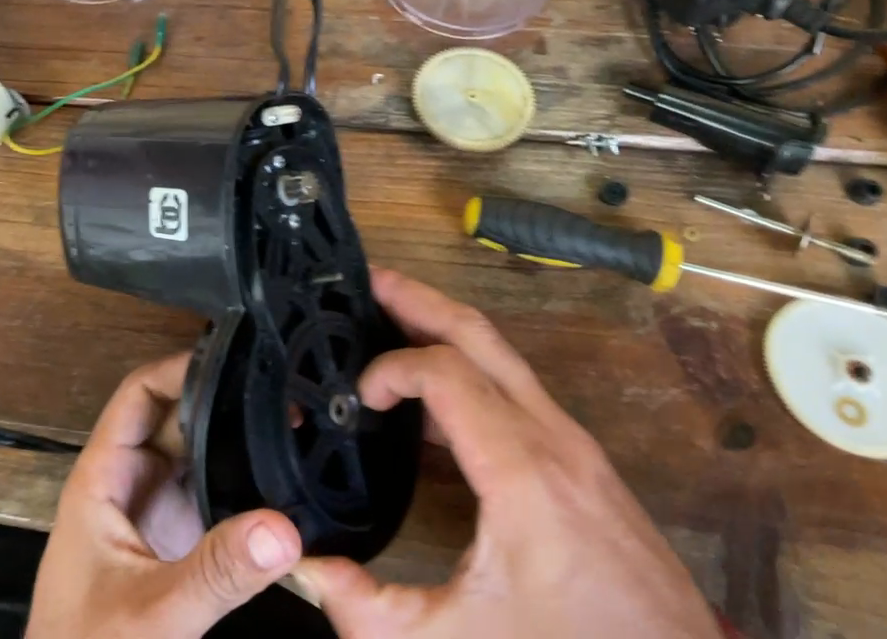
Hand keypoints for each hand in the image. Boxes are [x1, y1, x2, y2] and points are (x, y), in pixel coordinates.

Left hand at [26, 352, 303, 637]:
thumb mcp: (153, 613)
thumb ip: (216, 572)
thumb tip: (285, 528)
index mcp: (103, 478)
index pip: (139, 395)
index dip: (182, 369)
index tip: (238, 361)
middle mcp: (129, 484)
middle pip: (177, 421)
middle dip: (224, 403)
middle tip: (285, 393)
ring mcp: (154, 514)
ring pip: (198, 457)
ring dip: (238, 442)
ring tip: (294, 424)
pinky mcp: (176, 544)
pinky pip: (212, 496)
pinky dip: (244, 485)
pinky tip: (284, 479)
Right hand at [296, 269, 720, 638]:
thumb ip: (366, 608)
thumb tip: (305, 568)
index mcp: (522, 470)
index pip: (445, 373)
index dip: (391, 368)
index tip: (359, 396)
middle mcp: (552, 438)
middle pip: (479, 335)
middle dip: (418, 298)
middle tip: (367, 279)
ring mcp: (573, 444)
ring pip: (502, 354)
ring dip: (444, 326)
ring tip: (392, 317)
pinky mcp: (581, 460)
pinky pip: (516, 388)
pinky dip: (469, 366)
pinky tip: (436, 393)